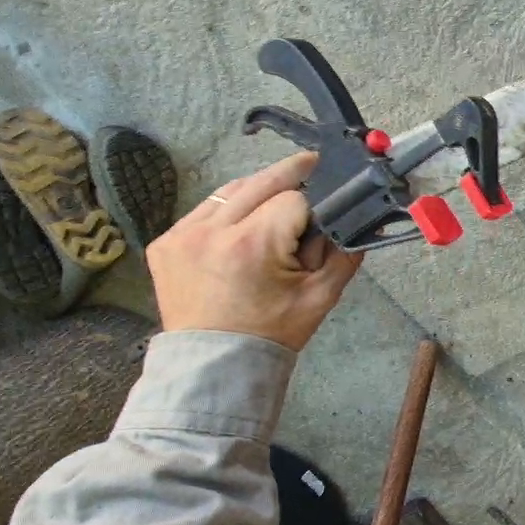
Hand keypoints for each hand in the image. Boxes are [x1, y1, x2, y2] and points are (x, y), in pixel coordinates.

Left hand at [147, 153, 361, 350]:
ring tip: (282, 192)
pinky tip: (247, 218)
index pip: (294, 199)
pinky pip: (204, 209)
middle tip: (314, 163)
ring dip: (259, 188)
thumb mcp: (322, 295)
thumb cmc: (275, 330)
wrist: (217, 361)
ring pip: (229, 190)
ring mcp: (181, 235)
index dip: (317, 204)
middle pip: (259, 182)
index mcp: (253, 245)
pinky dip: (230, 207)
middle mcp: (211, 231)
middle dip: (290, 173)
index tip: (330, 210)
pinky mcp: (165, 243)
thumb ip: (344, 254)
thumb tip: (359, 224)